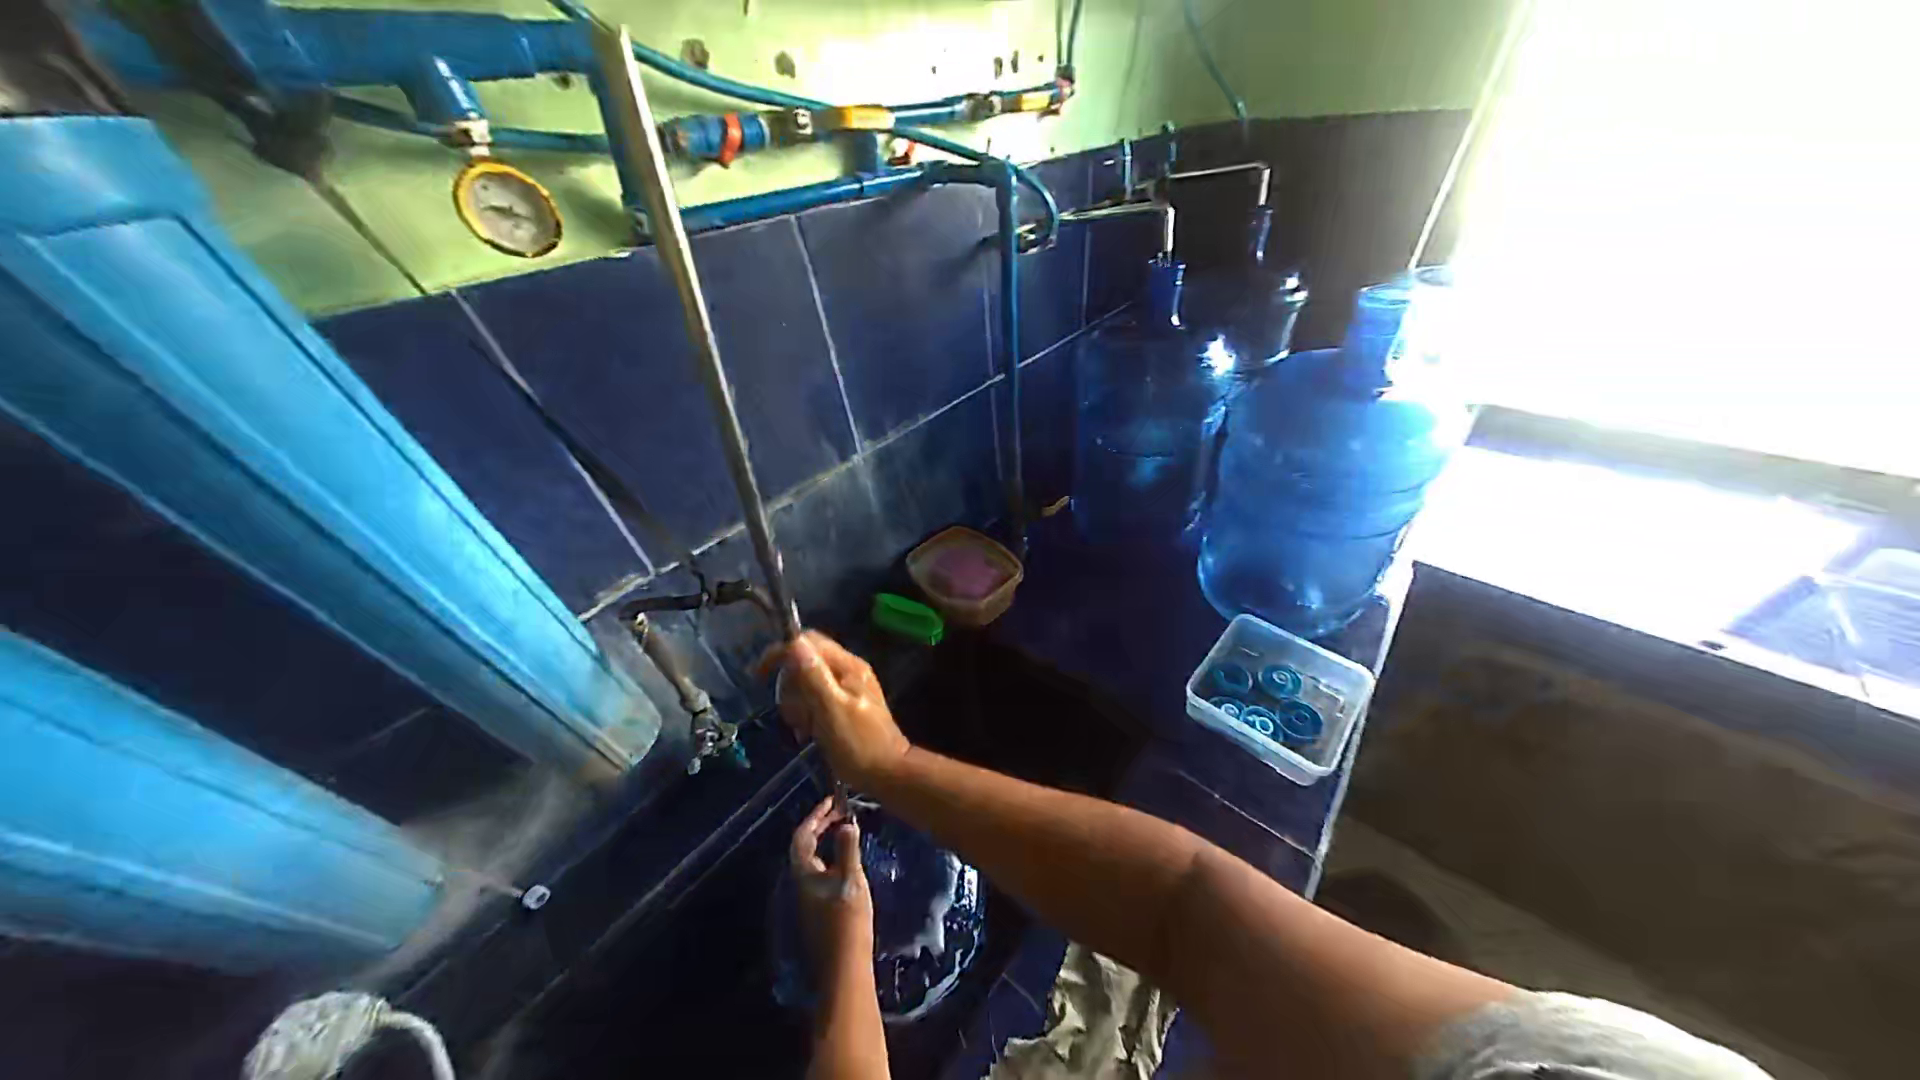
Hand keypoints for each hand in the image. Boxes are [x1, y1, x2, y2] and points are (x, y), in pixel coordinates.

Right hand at [762, 631, 910, 787]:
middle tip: (795, 716)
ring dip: (797, 703)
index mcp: (847, 665)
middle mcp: (848, 669)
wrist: (888, 774)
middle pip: (804, 660)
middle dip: (790, 686)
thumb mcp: (831, 709)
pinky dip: (806, 712)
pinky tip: (809, 731)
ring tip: (804, 728)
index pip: (808, 641)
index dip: (780, 653)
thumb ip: (813, 676)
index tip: (760, 676)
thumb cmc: (858, 745)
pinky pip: (815, 697)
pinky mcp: (845, 703)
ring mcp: (848, 686)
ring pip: (807, 681)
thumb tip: (794, 642)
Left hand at [791, 794, 873, 964]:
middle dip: (820, 825)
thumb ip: (848, 850)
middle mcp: (801, 884)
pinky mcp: (817, 910)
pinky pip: (819, 872)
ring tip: (845, 829)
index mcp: (805, 873)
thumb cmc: (847, 922)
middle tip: (842, 811)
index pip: (803, 836)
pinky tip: (847, 861)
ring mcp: (808, 899)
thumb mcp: (852, 881)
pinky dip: (830, 856)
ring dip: (825, 841)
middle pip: (804, 847)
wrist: (843, 969)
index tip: (834, 801)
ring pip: (811, 860)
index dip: (816, 815)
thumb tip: (846, 822)